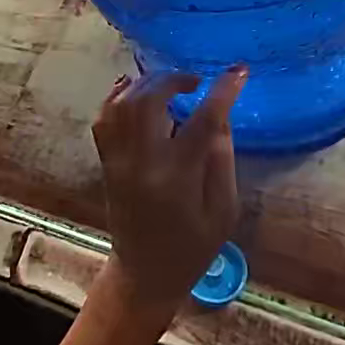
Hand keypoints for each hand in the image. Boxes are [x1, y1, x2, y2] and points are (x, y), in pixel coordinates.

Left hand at [91, 67, 247, 315]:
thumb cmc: (194, 247)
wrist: (145, 274)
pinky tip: (139, 90)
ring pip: (122, 103)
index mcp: (177, 178)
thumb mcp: (223, 209)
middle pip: (149, 101)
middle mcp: (141, 163)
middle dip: (174, 80)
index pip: (202, 122)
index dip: (223, 91)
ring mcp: (118, 161)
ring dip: (148, 84)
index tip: (239, 70)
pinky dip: (120, 95)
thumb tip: (220, 112)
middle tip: (196, 81)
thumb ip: (222, 158)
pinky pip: (105, 117)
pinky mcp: (106, 161)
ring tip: (171, 85)